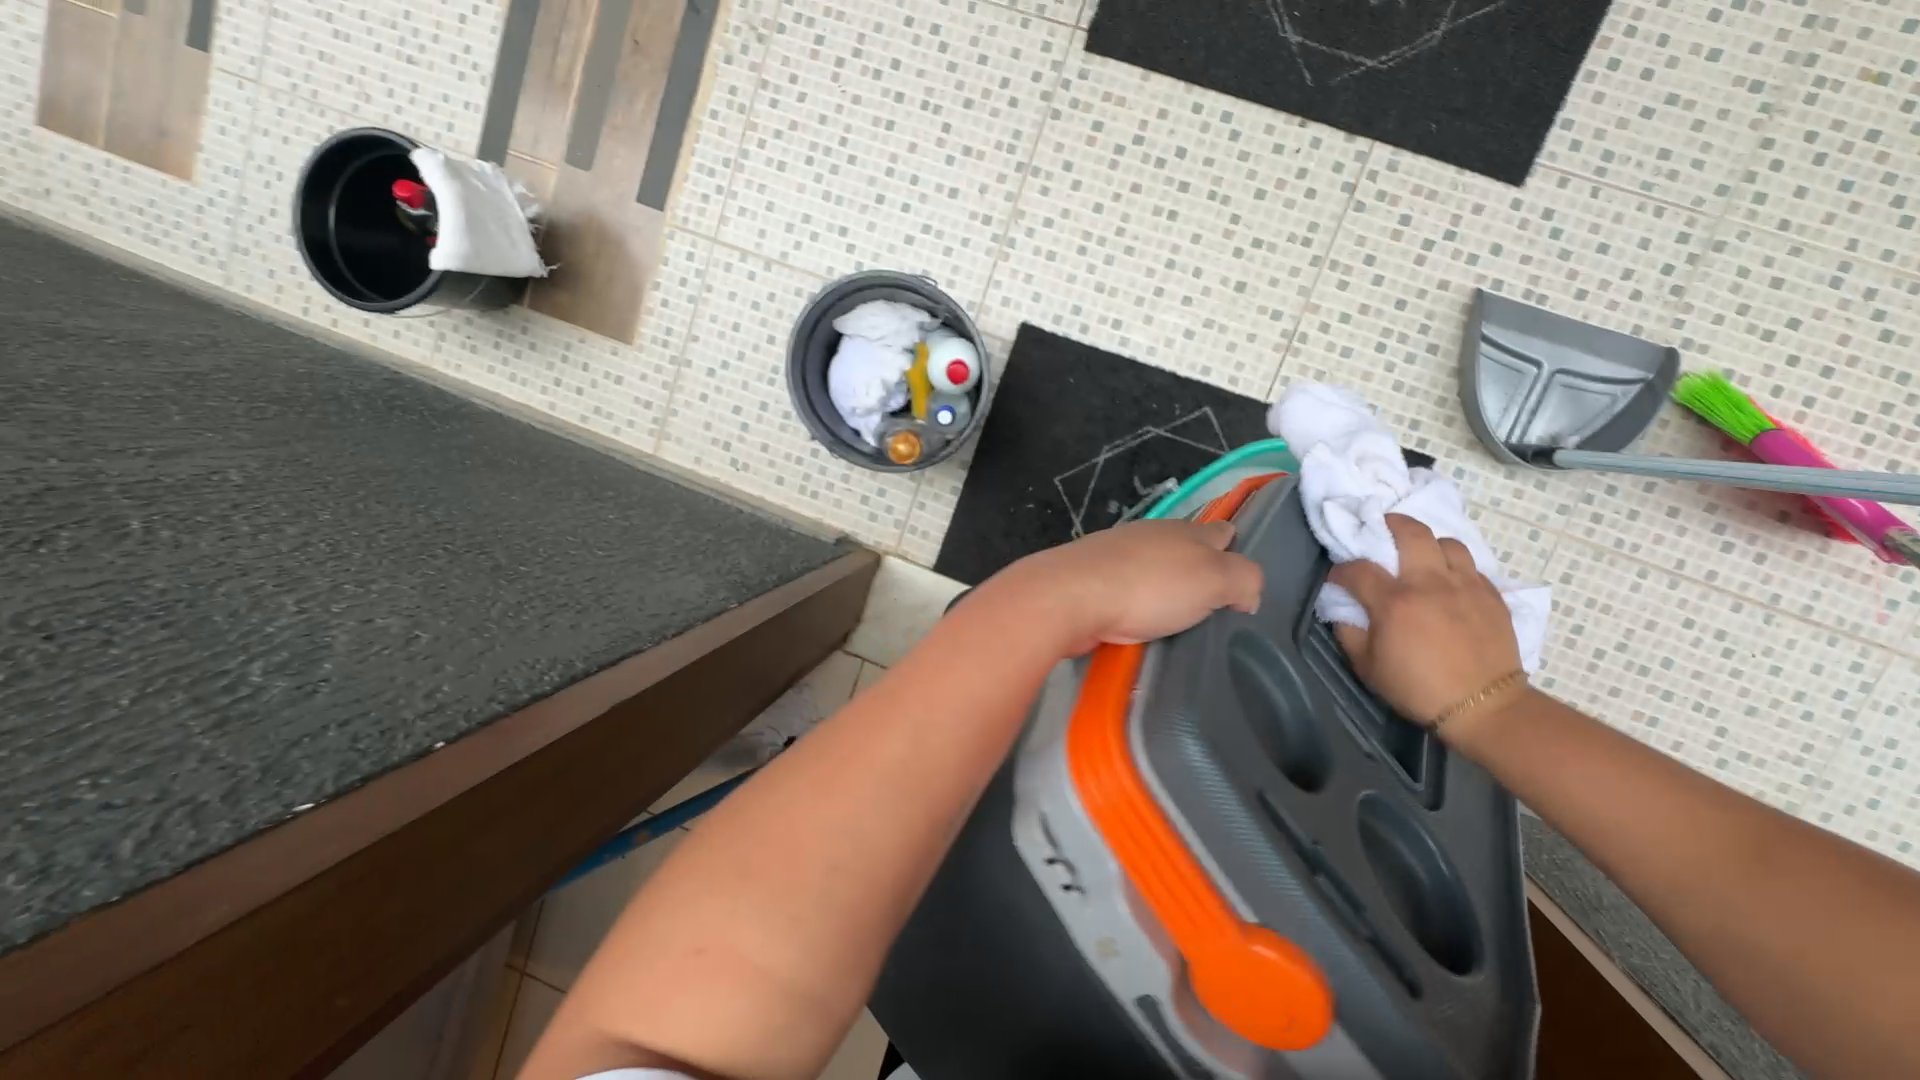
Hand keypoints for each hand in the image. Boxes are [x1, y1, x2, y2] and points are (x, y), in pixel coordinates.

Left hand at [1007, 519, 1263, 654]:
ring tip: (1181, 625)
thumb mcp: (1215, 579)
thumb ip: (1244, 580)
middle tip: (1215, 611)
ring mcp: (1117, 557)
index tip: (1242, 586)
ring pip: (1153, 571)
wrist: (1070, 597)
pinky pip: (1126, 592)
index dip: (1236, 554)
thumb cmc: (1149, 587)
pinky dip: (1137, 606)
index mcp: (1185, 531)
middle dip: (1201, 573)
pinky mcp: (1092, 582)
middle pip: (1186, 551)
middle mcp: (1151, 537)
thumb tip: (1249, 595)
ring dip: (1166, 591)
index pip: (1223, 533)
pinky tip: (1141, 627)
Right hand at [1328, 515, 1525, 730]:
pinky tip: (1450, 582)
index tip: (1337, 577)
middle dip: (1392, 524)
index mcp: (1395, 602)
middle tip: (1383, 528)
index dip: (1342, 570)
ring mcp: (1466, 586)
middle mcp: (1430, 583)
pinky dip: (1457, 568)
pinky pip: (1473, 567)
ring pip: (1448, 543)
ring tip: (1423, 556)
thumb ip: (1349, 633)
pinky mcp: (1492, 595)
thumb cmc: (1418, 689)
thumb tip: (1343, 611)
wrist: (1483, 706)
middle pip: (1411, 533)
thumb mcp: (1367, 667)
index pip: (1359, 569)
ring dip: (1430, 544)